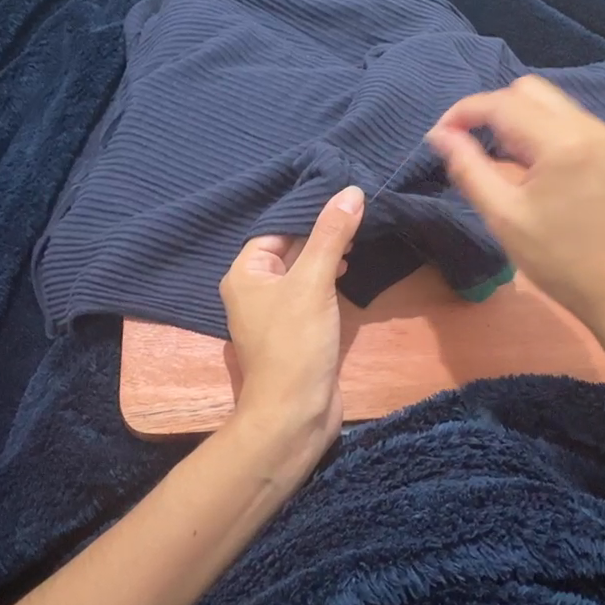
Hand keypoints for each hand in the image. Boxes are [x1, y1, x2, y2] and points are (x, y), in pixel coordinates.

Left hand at [219, 185, 364, 454]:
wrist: (295, 413)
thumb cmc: (295, 342)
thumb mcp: (314, 281)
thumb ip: (331, 235)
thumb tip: (350, 191)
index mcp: (245, 273)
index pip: (277, 227)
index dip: (308, 212)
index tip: (343, 196)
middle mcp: (254, 288)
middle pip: (290, 246)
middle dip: (322, 232)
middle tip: (358, 212)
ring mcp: (274, 311)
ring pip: (302, 270)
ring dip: (328, 254)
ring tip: (359, 236)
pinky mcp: (295, 329)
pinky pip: (311, 292)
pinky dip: (329, 278)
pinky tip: (350, 270)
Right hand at [427, 76, 604, 339]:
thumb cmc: (556, 259)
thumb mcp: (503, 216)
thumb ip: (468, 168)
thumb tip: (439, 135)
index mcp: (561, 141)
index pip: (502, 103)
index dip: (463, 112)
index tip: (437, 137)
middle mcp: (585, 125)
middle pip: (525, 90)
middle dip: (488, 109)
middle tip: (464, 143)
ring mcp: (599, 134)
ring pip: (543, 99)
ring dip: (510, 116)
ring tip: (487, 152)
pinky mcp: (602, 147)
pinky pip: (559, 117)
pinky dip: (532, 125)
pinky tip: (518, 158)